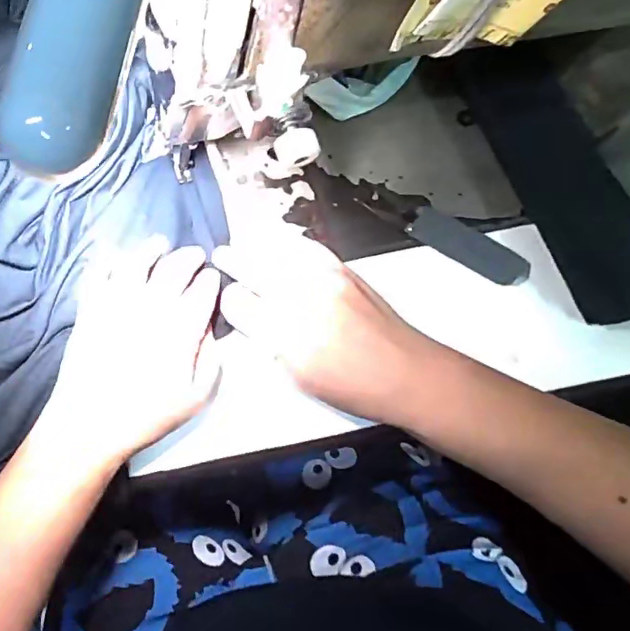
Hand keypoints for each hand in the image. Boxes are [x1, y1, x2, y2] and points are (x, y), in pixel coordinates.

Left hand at [27, 237, 221, 479]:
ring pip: (137, 261)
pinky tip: (118, 258)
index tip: (212, 278)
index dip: (210, 280)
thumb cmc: (147, 414)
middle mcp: (151, 304)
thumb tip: (209, 327)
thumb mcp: (197, 396)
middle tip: (196, 256)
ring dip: (152, 249)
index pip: (203, 288)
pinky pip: (101, 271)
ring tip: (160, 245)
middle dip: (189, 257)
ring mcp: (117, 301)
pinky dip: (111, 259)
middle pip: (174, 267)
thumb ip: (211, 357)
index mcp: (182, 325)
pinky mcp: (91, 305)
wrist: (89, 422)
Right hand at [211, 229, 446, 423]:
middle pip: (252, 266)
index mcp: (287, 334)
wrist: (408, 372)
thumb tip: (250, 320)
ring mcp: (324, 278)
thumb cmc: (357, 385)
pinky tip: (279, 246)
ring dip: (256, 248)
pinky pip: (303, 246)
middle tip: (221, 257)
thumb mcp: (299, 378)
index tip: (227, 301)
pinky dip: (286, 244)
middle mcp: (304, 299)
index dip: (227, 300)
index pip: (238, 302)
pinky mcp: (341, 269)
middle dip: (232, 261)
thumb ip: (268, 343)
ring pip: (275, 249)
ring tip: (245, 249)